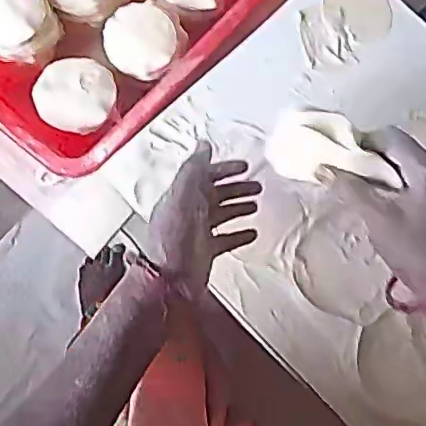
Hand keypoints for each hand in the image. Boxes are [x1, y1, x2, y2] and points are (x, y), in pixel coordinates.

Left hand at [148, 146, 261, 297]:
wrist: (169, 280)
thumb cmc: (172, 239)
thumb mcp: (182, 196)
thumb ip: (193, 170)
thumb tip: (203, 144)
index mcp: (183, 196)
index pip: (205, 176)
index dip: (225, 169)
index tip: (244, 166)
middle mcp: (190, 212)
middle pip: (216, 194)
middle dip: (237, 188)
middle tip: (256, 185)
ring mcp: (198, 232)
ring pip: (222, 214)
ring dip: (238, 207)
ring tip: (255, 204)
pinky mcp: (206, 251)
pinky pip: (226, 239)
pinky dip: (239, 234)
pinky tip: (251, 233)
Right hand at [328, 128, 425, 302]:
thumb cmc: (410, 249)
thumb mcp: (376, 217)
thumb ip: (349, 187)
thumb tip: (321, 167)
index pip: (391, 136)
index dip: (364, 142)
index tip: (343, 160)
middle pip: (398, 146)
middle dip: (370, 156)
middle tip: (349, 174)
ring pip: (403, 161)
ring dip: (380, 169)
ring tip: (361, 187)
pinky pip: (411, 175)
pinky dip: (392, 180)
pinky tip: (379, 197)